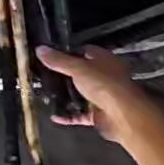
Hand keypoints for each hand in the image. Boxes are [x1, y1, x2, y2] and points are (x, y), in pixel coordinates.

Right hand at [37, 45, 151, 140]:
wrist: (123, 115)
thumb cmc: (103, 84)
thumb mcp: (78, 68)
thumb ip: (58, 60)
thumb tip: (39, 49)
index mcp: (104, 60)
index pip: (84, 51)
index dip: (68, 52)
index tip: (50, 56)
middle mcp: (104, 76)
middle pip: (81, 74)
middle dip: (64, 76)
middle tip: (44, 76)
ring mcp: (102, 96)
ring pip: (80, 95)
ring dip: (65, 97)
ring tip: (45, 95)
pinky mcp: (99, 115)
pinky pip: (80, 114)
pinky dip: (69, 115)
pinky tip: (54, 115)